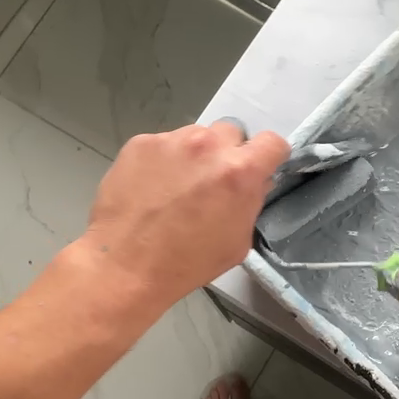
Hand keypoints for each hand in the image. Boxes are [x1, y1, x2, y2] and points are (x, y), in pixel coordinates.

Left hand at [80, 119, 287, 312]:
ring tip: (174, 188)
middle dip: (226, 154)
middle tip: (210, 182)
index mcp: (240, 171)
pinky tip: (150, 189)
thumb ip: (250, 202)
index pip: (272, 142)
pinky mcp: (140, 143)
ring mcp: (171, 141)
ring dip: (192, 156)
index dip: (267, 156)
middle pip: (231, 133)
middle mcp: (208, 146)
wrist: (127, 266)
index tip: (258, 168)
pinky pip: (162, 145)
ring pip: (194, 137)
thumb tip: (252, 183)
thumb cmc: (187, 263)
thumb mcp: (238, 241)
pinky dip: (161, 161)